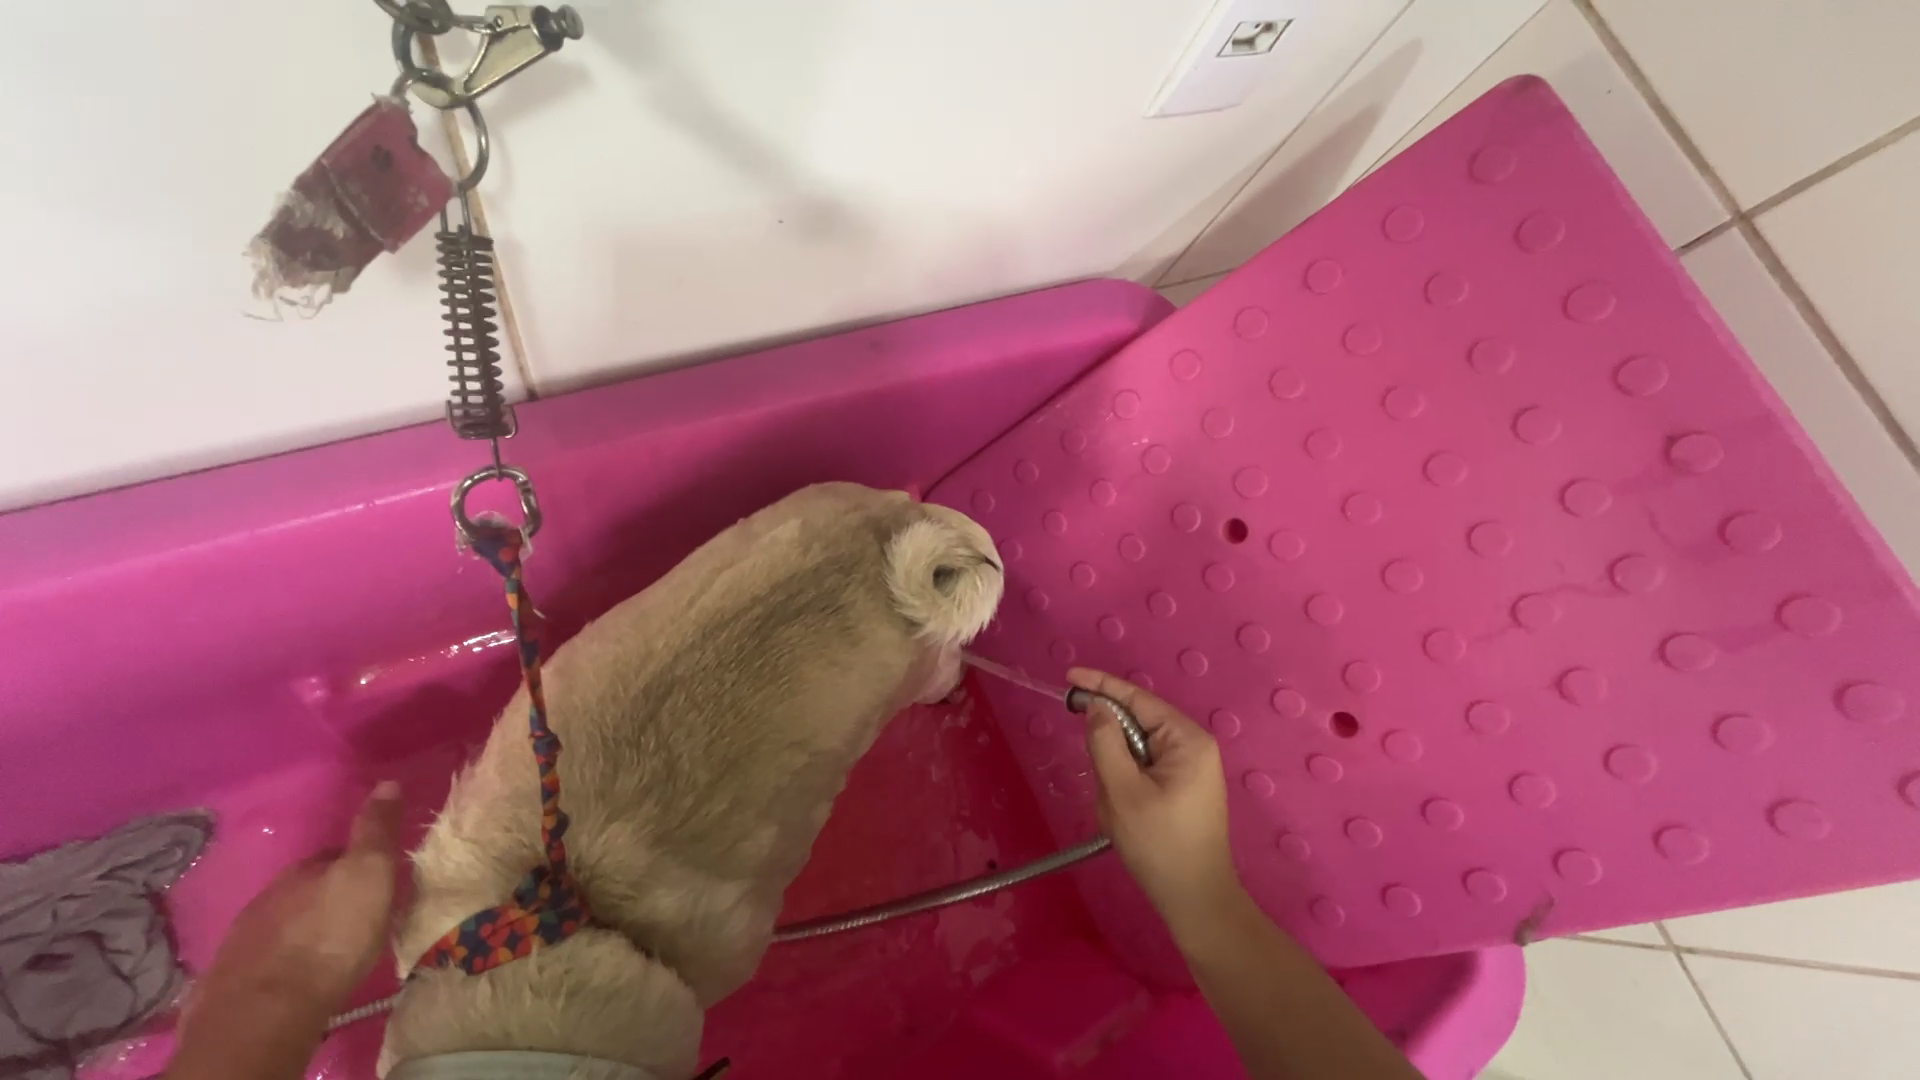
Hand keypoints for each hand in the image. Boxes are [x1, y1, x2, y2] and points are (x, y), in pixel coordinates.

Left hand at [195, 782, 402, 1017]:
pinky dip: (286, 956)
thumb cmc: (332, 934)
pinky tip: (301, 970)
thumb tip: (386, 782)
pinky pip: (268, 954)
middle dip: (331, 894)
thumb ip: (377, 830)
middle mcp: (270, 894)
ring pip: (286, 920)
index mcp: (305, 868)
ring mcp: (246, 936)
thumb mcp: (370, 873)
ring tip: (333, 945)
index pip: (337, 854)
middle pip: (309, 887)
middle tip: (361, 913)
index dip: (361, 863)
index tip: (381, 879)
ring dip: (308, 925)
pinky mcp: (232, 976)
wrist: (266, 1011)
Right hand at [1068, 669, 1240, 932]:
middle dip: (1110, 748)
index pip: (1137, 698)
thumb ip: (1106, 743)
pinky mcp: (1183, 784)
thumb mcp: (1123, 792)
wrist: (1195, 900)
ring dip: (1116, 773)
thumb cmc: (1160, 845)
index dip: (1101, 685)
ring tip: (1118, 812)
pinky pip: (1144, 768)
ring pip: (1136, 749)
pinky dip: (1125, 782)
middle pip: (1137, 723)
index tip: (1068, 677)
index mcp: (1187, 739)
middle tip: (1101, 784)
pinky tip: (1124, 812)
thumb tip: (1096, 708)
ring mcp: (1191, 766)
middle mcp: (1193, 744)